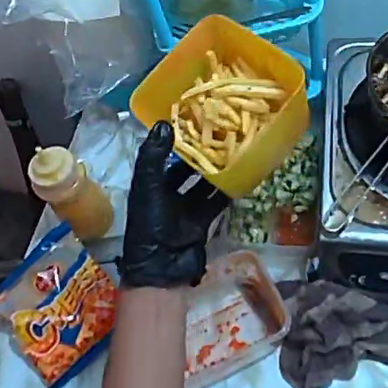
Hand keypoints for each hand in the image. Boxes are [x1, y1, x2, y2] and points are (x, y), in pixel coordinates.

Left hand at [119, 121, 226, 288]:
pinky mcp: (202, 220)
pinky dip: (226, 191)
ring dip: (215, 170)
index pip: (162, 154)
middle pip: (185, 168)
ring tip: (232, 149)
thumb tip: (164, 123)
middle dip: (199, 154)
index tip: (192, 121)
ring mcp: (185, 207)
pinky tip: (239, 176)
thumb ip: (154, 155)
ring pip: (202, 183)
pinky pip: (215, 201)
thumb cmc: (150, 223)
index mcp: (150, 182)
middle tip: (218, 134)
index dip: (175, 140)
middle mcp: (167, 192)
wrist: (162, 266)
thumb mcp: (148, 186)